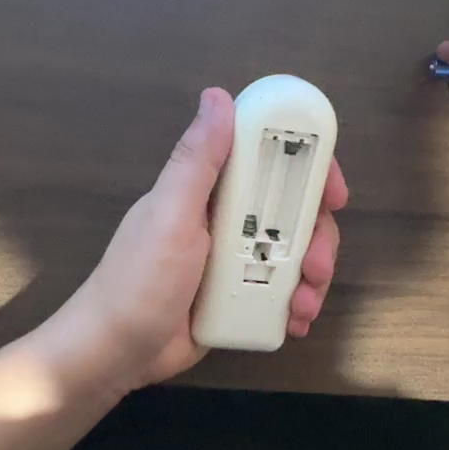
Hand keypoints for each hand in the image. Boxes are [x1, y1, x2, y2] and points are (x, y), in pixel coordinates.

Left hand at [39, 87, 348, 392]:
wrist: (115, 353)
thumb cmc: (138, 282)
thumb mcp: (168, 216)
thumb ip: (196, 161)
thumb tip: (218, 96)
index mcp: (208, 192)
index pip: (268, 162)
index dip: (308, 170)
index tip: (333, 194)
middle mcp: (225, 221)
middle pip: (292, 213)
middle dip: (316, 238)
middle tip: (317, 266)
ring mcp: (232, 262)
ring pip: (293, 255)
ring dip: (311, 278)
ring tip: (304, 305)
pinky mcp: (237, 299)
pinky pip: (280, 292)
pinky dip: (295, 305)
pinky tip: (296, 321)